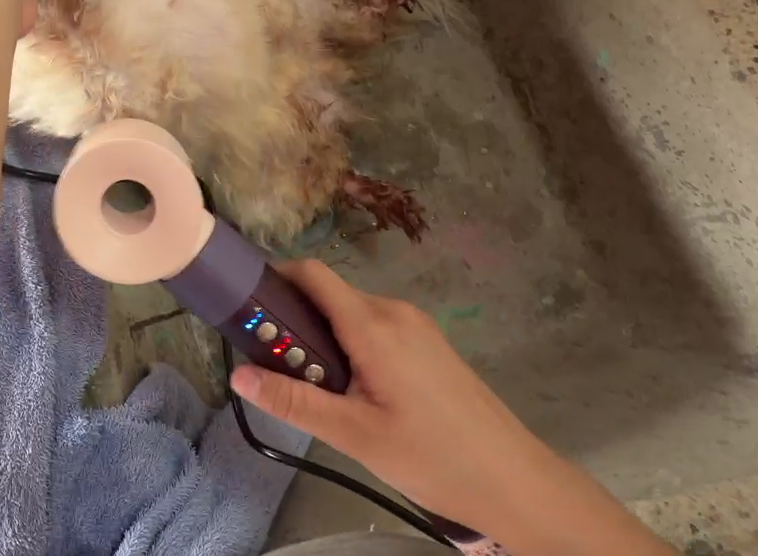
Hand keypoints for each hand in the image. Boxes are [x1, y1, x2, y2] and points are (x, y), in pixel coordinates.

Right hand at [229, 262, 654, 553]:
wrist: (518, 484)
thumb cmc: (434, 457)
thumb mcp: (355, 435)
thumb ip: (294, 402)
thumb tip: (239, 375)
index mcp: (373, 325)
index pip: (312, 274)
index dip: (275, 277)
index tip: (247, 304)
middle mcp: (394, 312)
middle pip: (328, 295)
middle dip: (295, 321)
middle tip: (278, 364)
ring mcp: (416, 326)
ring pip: (351, 313)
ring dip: (324, 338)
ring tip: (317, 387)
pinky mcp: (429, 344)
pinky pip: (375, 328)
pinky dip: (351, 345)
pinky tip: (356, 392)